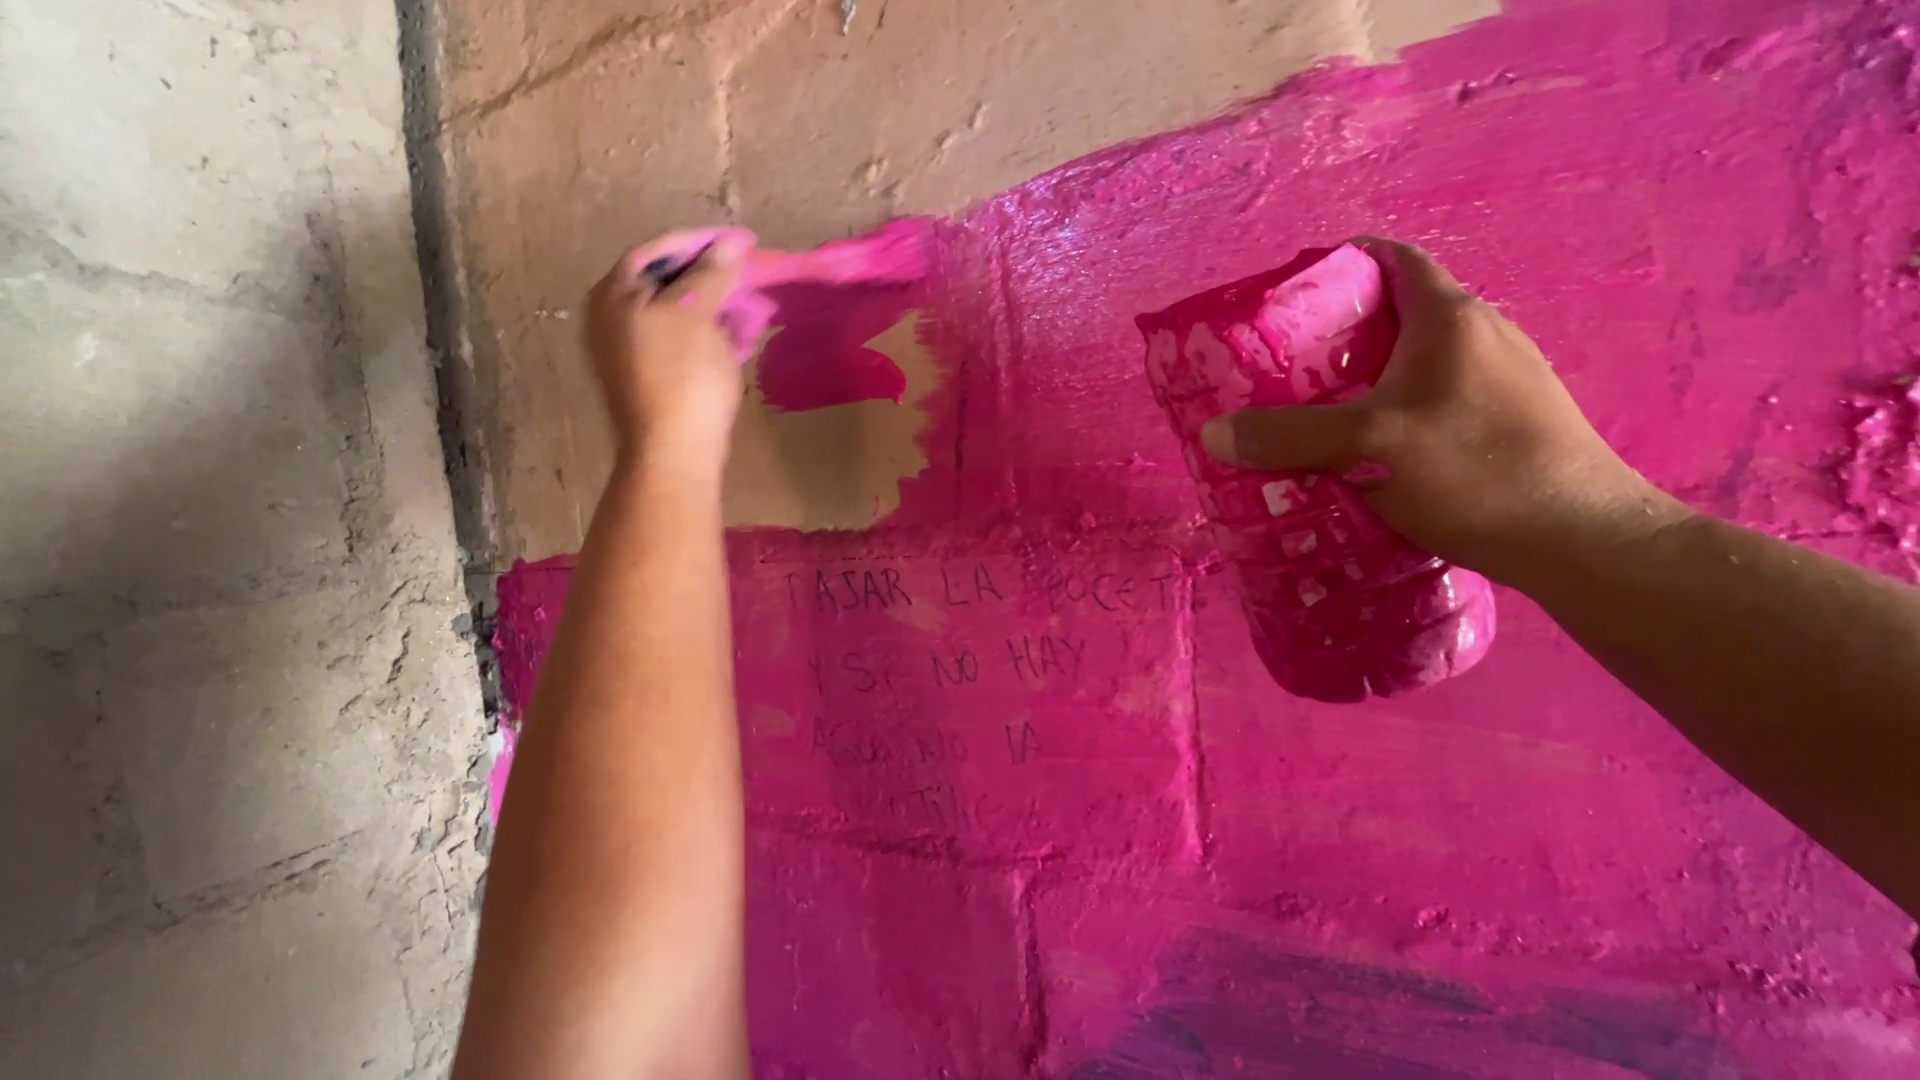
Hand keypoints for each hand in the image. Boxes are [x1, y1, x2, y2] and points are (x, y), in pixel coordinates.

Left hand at [586, 227, 755, 467]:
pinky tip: (742, 341)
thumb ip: (712, 273)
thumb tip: (730, 245)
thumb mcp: (696, 313)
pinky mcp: (653, 380)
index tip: (745, 240)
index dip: (703, 241)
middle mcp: (614, 319)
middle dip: (717, 279)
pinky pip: (684, 345)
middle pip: (670, 283)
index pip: (659, 250)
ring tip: (757, 313)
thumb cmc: (682, 375)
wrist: (673, 453)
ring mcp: (632, 352)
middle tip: (754, 278)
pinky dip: (713, 337)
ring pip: (682, 316)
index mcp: (614, 295)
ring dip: (721, 310)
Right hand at [1201, 237, 1685, 586]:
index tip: (1292, 299)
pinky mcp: (1513, 420)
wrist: (1580, 539)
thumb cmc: (1473, 471)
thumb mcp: (1366, 448)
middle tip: (1287, 369)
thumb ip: (1286, 436)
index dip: (1339, 266)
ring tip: (1318, 414)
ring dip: (1368, 377)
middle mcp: (1482, 333)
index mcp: (1449, 317)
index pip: (1391, 259)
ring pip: (1418, 360)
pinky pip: (1438, 397)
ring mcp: (1505, 378)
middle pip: (1398, 312)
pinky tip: (1373, 453)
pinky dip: (1397, 409)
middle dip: (1339, 334)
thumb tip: (1212, 433)